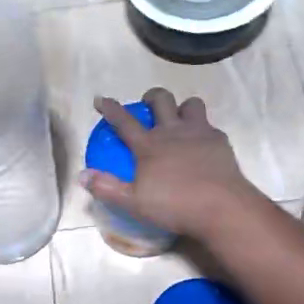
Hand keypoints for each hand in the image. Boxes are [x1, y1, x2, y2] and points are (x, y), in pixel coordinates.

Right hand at [81, 88, 267, 238]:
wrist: (220, 207)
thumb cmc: (174, 205)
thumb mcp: (134, 203)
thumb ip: (107, 188)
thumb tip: (82, 176)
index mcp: (149, 145)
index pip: (124, 120)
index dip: (110, 108)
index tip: (101, 100)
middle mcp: (173, 131)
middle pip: (161, 99)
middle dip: (151, 97)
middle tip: (148, 106)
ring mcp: (199, 132)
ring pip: (191, 104)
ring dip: (183, 108)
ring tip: (180, 120)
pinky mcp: (220, 141)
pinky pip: (210, 125)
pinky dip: (203, 130)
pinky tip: (203, 144)